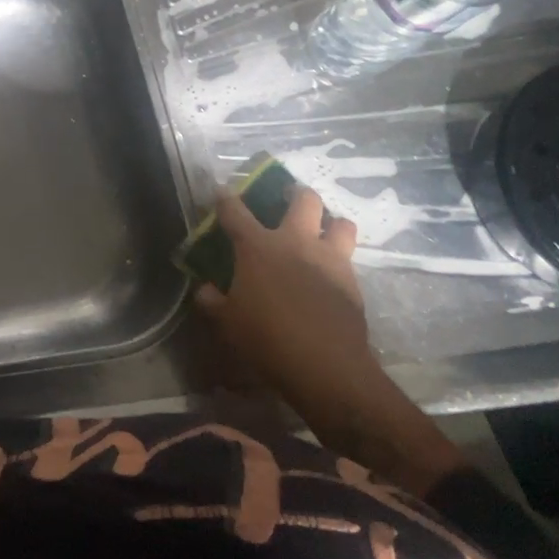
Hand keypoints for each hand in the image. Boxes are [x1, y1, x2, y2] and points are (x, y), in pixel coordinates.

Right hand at [194, 186, 372, 403]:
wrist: (326, 366)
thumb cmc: (266, 338)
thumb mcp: (226, 321)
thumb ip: (212, 299)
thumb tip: (206, 288)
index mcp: (257, 247)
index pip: (235, 210)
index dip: (225, 197)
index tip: (221, 191)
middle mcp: (295, 242)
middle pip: (304, 199)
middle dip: (294, 192)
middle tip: (285, 199)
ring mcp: (330, 259)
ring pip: (340, 222)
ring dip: (329, 221)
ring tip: (319, 231)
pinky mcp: (352, 280)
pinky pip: (349, 255)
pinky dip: (338, 255)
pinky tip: (328, 270)